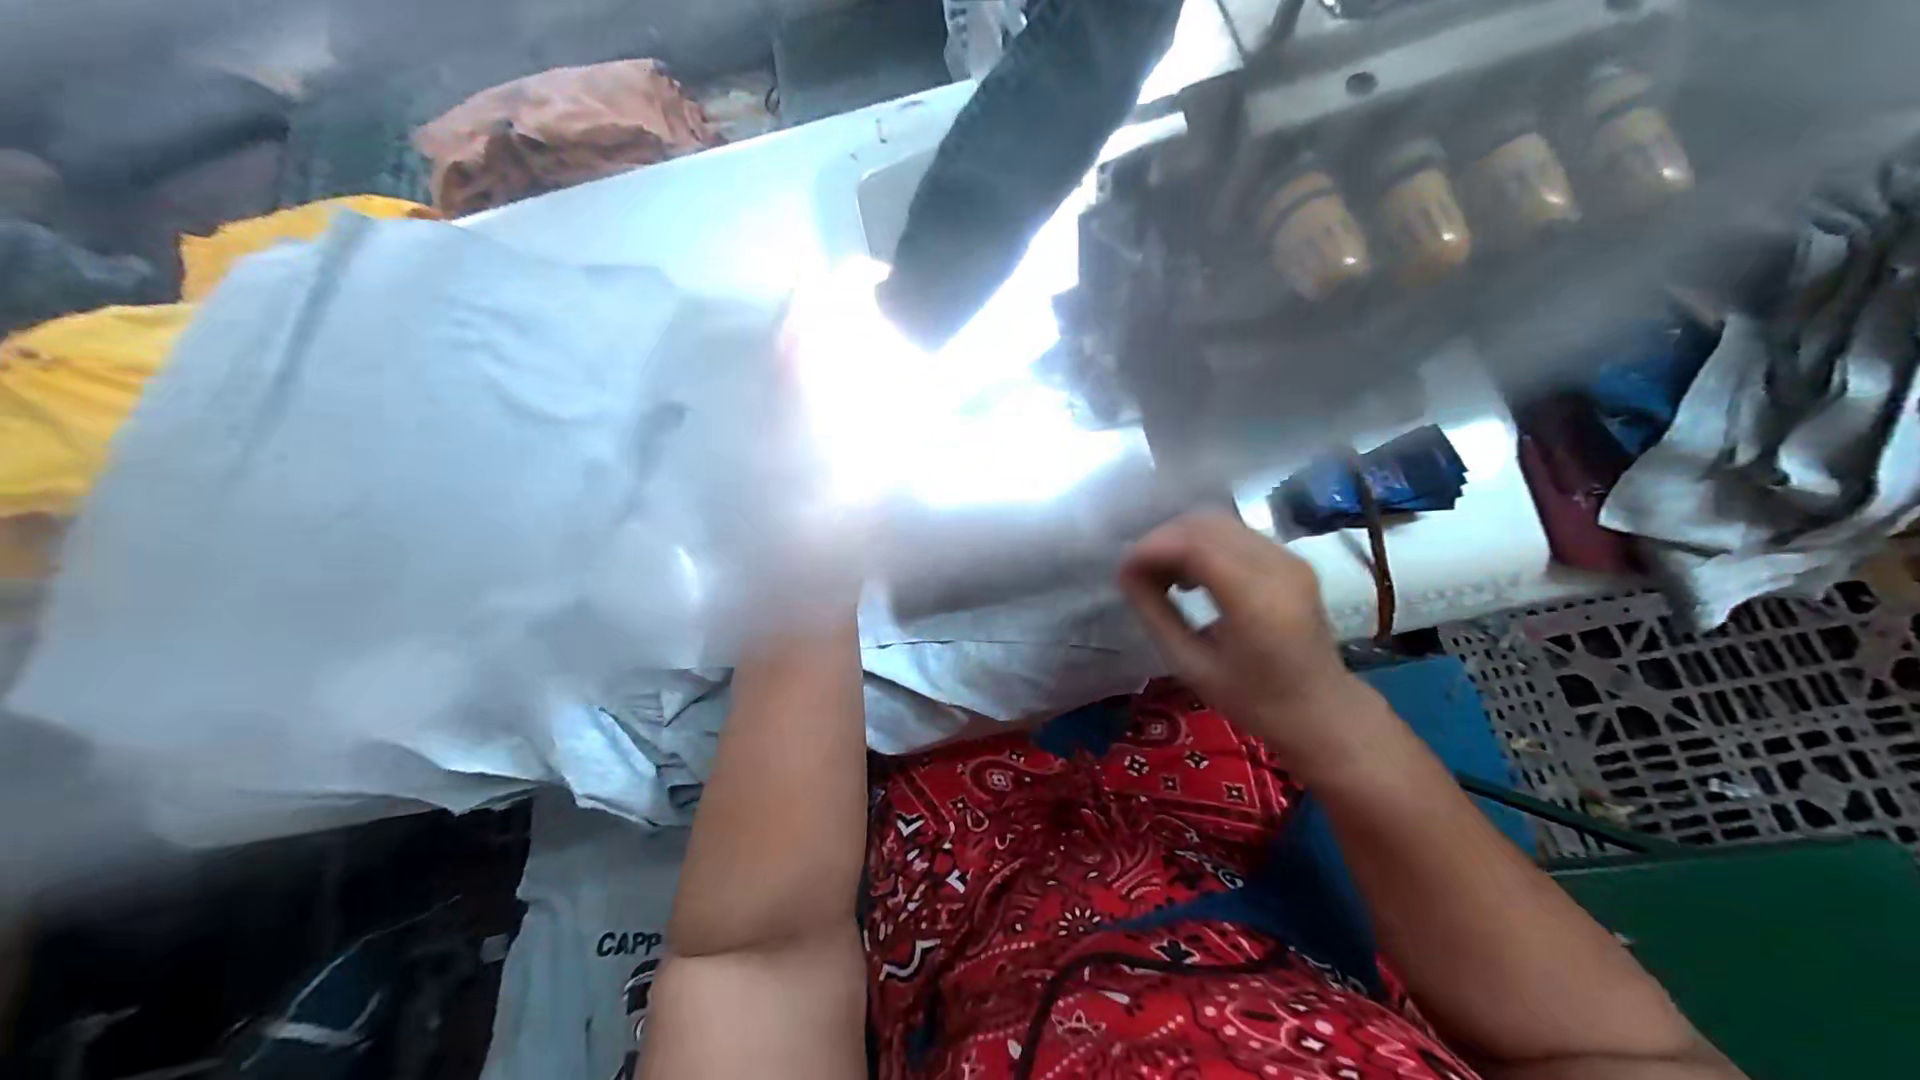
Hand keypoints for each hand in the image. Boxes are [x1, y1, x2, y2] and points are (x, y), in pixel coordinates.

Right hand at [1118, 511, 1376, 770]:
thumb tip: (1126, 574)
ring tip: (1161, 576)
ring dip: (1180, 540)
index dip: (1151, 548)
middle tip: (1138, 574)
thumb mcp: (1190, 665)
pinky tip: (1190, 576)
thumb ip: (1155, 613)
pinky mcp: (1290, 558)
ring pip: (1218, 522)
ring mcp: (1289, 558)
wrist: (1320, 711)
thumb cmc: (1253, 700)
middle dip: (1161, 540)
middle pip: (1205, 524)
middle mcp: (1278, 567)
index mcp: (1256, 600)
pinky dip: (1201, 544)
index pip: (1195, 544)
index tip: (1123, 571)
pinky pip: (1234, 533)